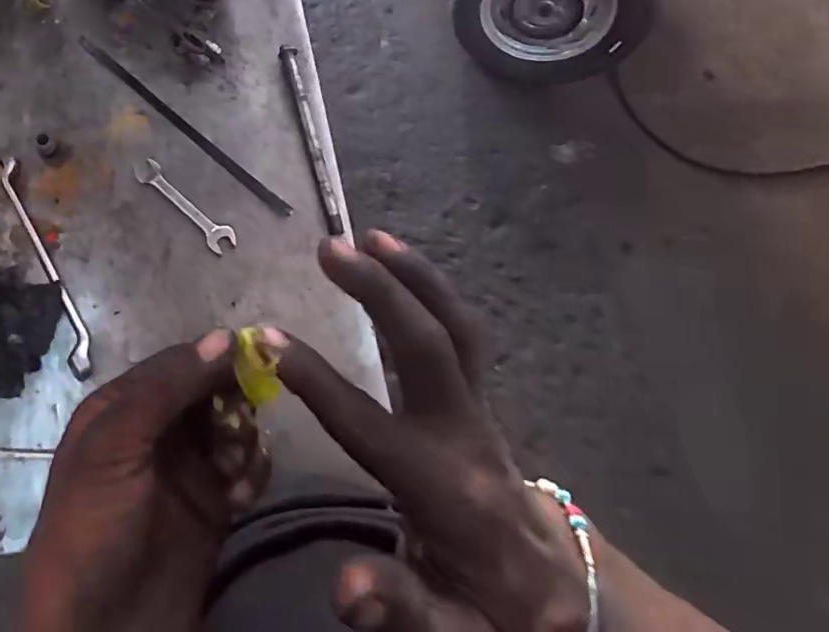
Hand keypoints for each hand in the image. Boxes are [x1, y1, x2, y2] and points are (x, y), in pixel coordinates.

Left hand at [17, 330, 268, 631]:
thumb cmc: (94, 527)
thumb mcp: (116, 446)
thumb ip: (167, 388)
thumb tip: (224, 335)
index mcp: (123, 407)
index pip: (178, 362)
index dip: (213, 358)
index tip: (252, 358)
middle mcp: (157, 430)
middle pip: (210, 392)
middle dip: (232, 401)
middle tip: (239, 424)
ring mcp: (186, 468)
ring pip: (233, 427)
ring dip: (243, 440)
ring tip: (232, 472)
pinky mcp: (212, 506)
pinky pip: (246, 470)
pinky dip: (252, 474)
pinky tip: (241, 497)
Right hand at [275, 231, 592, 631]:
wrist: (562, 598)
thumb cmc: (492, 612)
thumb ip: (399, 607)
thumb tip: (343, 586)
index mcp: (446, 489)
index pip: (369, 423)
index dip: (316, 379)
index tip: (266, 339)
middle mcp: (466, 433)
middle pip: (429, 345)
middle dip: (380, 291)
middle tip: (329, 248)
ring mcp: (481, 408)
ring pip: (457, 325)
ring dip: (414, 274)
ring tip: (369, 236)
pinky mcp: (482, 398)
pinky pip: (462, 331)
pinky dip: (431, 290)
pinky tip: (399, 266)